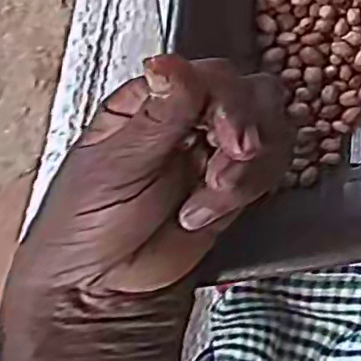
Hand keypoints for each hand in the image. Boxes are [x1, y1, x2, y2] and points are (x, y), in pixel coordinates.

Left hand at [0, 55, 294, 360]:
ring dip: (250, 166)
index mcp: (155, 99)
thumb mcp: (114, 169)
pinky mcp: (244, 175)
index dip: (230, 100)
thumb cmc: (84, 232)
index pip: (213, 76)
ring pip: (274, 125)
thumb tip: (168, 62)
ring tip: (211, 198)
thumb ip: (157, 115)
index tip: (229, 135)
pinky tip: (214, 209)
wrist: (102, 297)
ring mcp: (222, 143)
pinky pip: (277, 161)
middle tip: (226, 169)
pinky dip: (254, 186)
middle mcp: (195, 114)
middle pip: (254, 93)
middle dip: (248, 131)